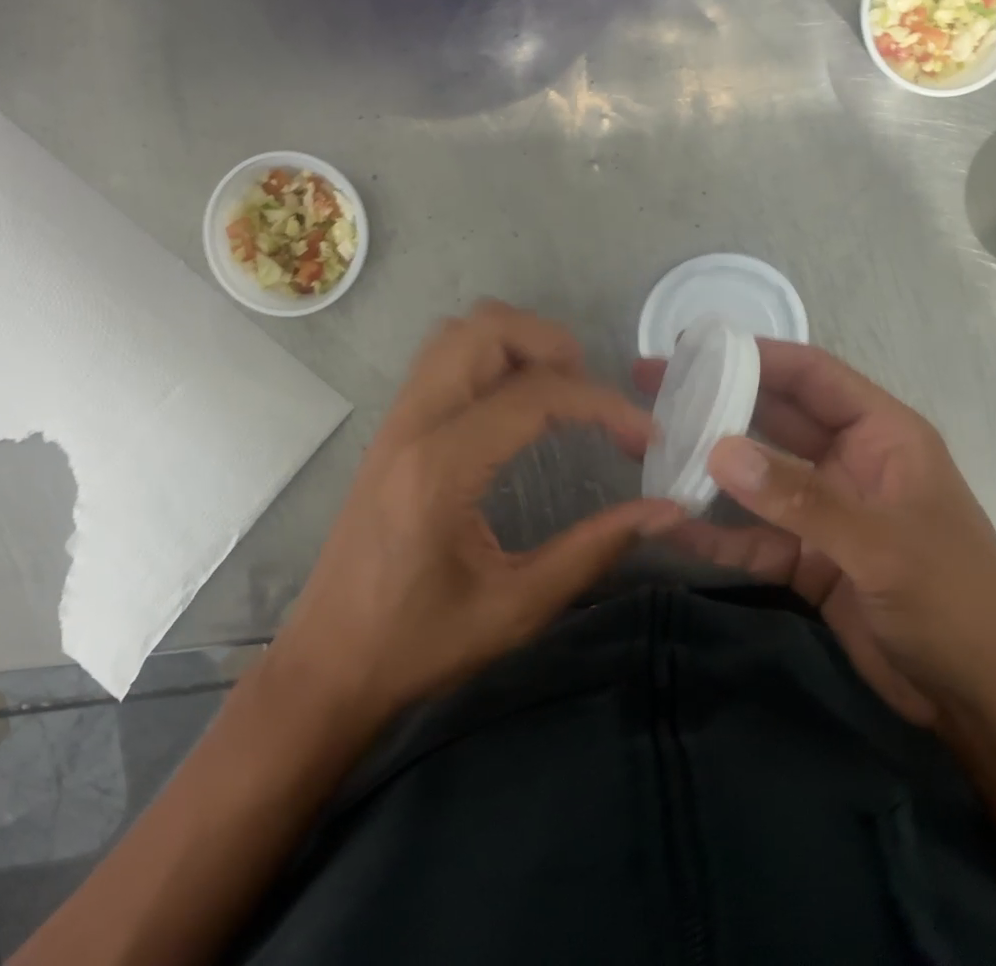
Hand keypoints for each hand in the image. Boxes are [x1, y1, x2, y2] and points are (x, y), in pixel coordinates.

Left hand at [276, 302, 683, 723]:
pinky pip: (438, 368)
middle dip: (551, 345)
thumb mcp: (517, 607)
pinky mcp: (386, 440)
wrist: (329, 664)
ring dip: (514, 347)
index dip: (603, 405)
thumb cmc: (419, 645)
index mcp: (440, 469)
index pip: (533, 396)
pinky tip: (515, 415)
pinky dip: (485, 364)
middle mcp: (410, 429)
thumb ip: (593, 550)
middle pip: (482, 330)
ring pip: (454, 338)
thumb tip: (666, 511)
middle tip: (593, 397)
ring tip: (559, 396)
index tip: (647, 437)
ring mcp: (392, 428)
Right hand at [634, 340, 995, 726]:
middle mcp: (849, 465)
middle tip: (650, 390)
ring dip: (704, 468)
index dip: (754, 356)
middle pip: (773, 420)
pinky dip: (711, 534)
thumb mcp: (880, 546)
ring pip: (753, 479)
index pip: (813, 377)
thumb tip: (718, 450)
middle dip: (715, 404)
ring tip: (643, 449)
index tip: (690, 349)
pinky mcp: (804, 559)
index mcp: (884, 439)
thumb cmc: (950, 604)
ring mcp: (823, 514)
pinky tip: (666, 526)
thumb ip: (800, 498)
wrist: (972, 696)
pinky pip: (749, 537)